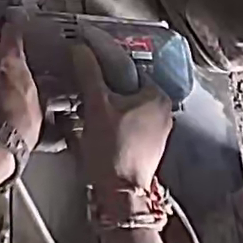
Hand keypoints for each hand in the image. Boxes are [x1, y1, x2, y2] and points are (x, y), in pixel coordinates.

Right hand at [70, 41, 173, 191]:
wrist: (118, 193)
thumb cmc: (112, 148)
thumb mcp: (96, 105)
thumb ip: (89, 73)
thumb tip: (80, 48)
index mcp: (157, 97)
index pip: (127, 66)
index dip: (103, 59)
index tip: (85, 53)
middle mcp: (162, 111)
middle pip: (125, 86)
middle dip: (102, 82)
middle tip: (80, 78)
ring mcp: (155, 130)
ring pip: (124, 104)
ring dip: (104, 100)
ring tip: (82, 98)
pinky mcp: (144, 145)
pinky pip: (124, 120)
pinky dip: (109, 116)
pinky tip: (92, 119)